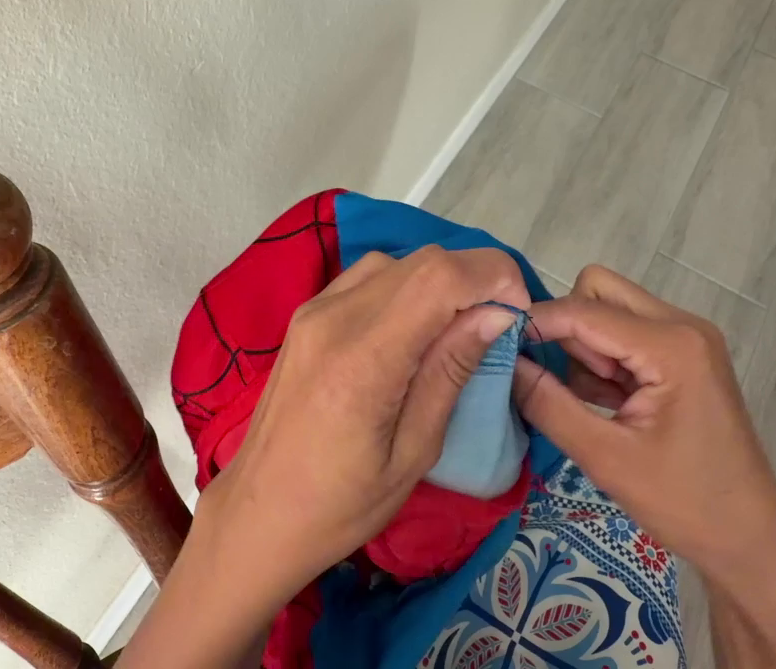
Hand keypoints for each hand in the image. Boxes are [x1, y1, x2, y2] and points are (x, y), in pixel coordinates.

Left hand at [206, 245, 524, 587]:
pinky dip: (406, 286)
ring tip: (459, 329)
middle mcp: (333, 317)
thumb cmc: (341, 505)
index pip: (439, 276)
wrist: (258, 514)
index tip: (517, 314)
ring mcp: (313, 310)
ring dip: (440, 282)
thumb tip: (496, 313)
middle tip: (498, 325)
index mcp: (362, 358)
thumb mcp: (413, 453)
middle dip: (474, 279)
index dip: (492, 277)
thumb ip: (451, 371)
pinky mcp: (306, 314)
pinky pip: (368, 276)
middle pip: (423, 261)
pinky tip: (416, 326)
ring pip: (397, 262)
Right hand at [513, 265, 775, 667]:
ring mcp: (687, 338)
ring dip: (587, 348)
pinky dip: (605, 360)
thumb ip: (547, 403)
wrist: (748, 542)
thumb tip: (501, 361)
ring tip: (600, 405)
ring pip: (609, 309)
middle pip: (598, 290)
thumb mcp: (605, 457)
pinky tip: (611, 405)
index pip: (583, 310)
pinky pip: (625, 332)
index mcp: (672, 344)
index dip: (536, 324)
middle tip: (570, 386)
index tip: (500, 350)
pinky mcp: (685, 355)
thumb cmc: (683, 503)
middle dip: (568, 330)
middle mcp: (682, 325)